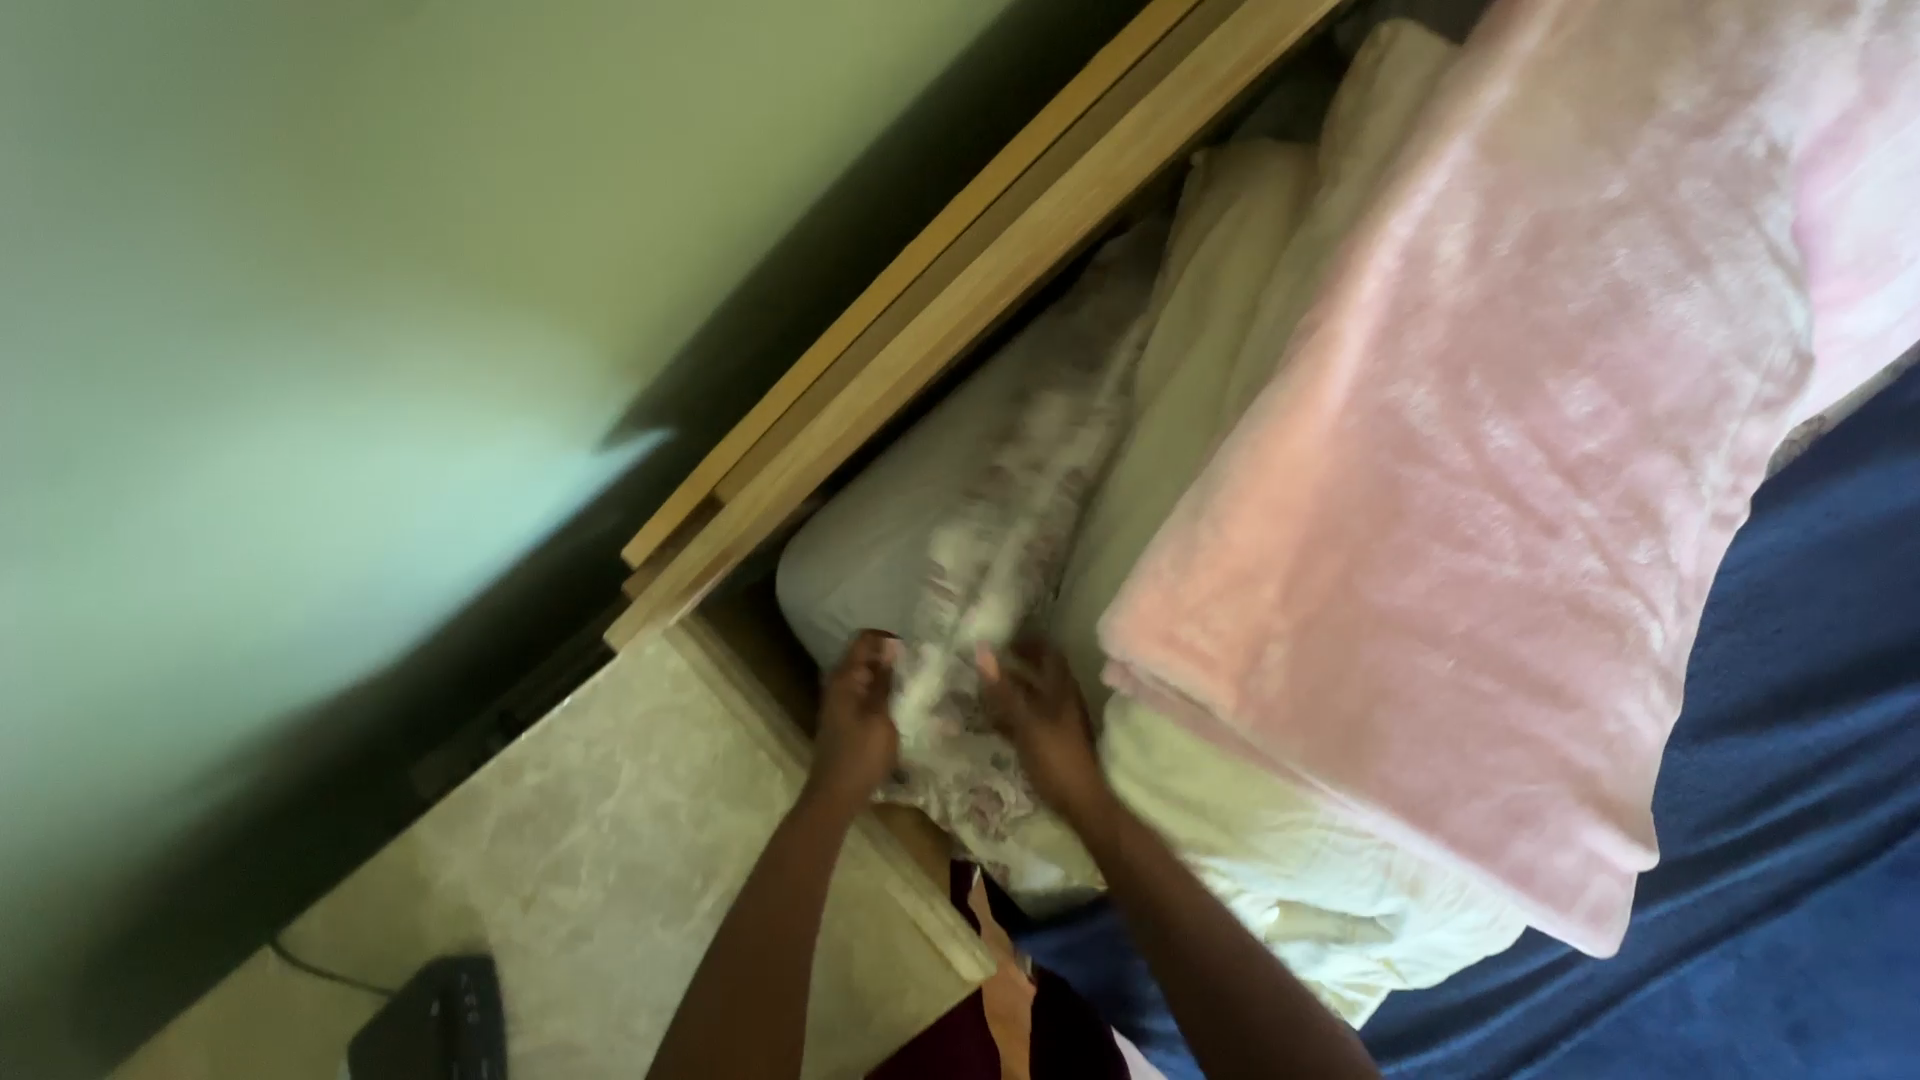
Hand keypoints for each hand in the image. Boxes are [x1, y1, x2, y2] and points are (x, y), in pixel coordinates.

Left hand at [805, 629, 900, 811]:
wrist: (835, 795)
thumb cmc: (861, 755)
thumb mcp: (881, 716)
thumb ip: (886, 681)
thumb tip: (892, 649)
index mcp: (845, 678)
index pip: (865, 639)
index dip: (889, 639)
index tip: (914, 650)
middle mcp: (838, 683)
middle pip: (865, 656)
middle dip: (891, 657)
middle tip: (921, 666)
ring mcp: (840, 701)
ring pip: (866, 675)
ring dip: (888, 676)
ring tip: (916, 684)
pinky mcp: (845, 717)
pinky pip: (865, 693)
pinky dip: (881, 692)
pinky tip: (902, 704)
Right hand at [977, 639, 1115, 826]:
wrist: (1082, 803)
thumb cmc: (1056, 758)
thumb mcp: (1027, 722)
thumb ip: (1003, 689)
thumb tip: (982, 651)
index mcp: (1062, 690)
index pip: (1048, 653)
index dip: (1028, 642)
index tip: (1002, 639)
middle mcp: (1062, 701)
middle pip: (1039, 674)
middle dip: (1014, 666)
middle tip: (986, 662)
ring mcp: (1057, 723)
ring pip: (1031, 698)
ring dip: (1009, 691)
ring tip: (981, 688)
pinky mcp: (1050, 744)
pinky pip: (1027, 721)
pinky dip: (1010, 716)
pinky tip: (990, 721)